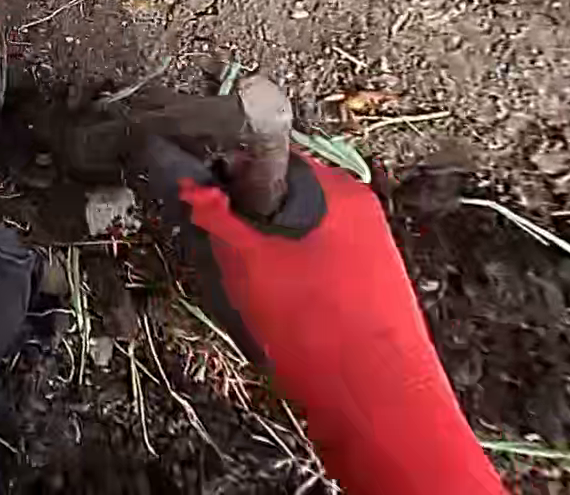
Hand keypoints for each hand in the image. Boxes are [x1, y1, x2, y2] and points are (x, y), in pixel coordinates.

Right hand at [180, 156, 504, 494]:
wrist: (378, 413)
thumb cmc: (324, 333)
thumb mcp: (246, 258)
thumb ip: (212, 212)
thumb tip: (190, 186)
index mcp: (338, 192)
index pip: (268, 157)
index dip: (228, 172)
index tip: (206, 190)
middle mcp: (358, 214)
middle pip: (278, 194)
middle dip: (245, 216)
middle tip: (225, 240)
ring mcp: (366, 252)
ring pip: (290, 229)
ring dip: (262, 246)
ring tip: (252, 279)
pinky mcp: (363, 286)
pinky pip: (308, 259)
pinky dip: (283, 271)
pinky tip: (275, 301)